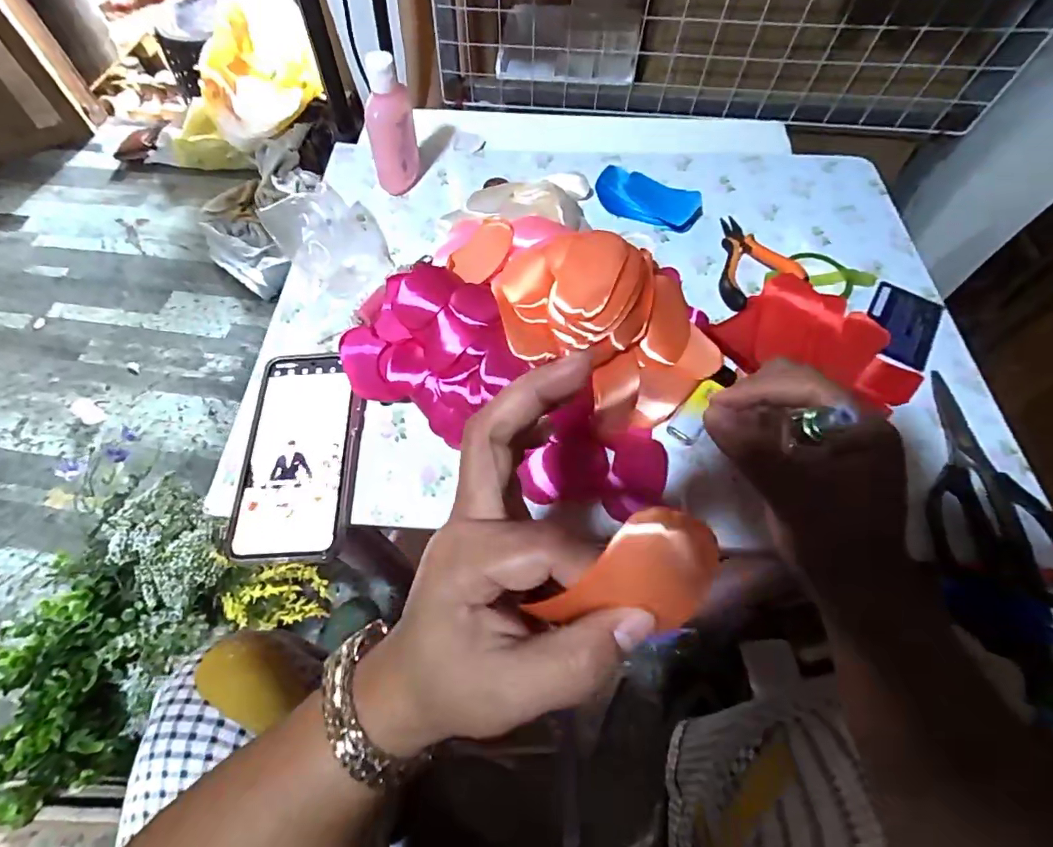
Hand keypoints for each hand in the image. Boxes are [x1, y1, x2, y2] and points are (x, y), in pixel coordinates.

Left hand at [352, 352, 656, 755]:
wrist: (409, 683)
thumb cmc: (458, 685)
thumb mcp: (515, 692)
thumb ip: (579, 660)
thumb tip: (643, 614)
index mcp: (468, 560)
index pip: (543, 545)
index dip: (591, 570)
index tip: (625, 601)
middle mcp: (465, 519)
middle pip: (488, 435)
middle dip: (535, 392)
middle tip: (583, 361)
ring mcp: (472, 508)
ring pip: (493, 432)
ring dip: (535, 395)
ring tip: (579, 369)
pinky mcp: (486, 509)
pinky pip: (505, 451)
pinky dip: (532, 421)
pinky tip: (561, 414)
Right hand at [703, 360, 911, 582]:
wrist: (862, 595)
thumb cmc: (831, 544)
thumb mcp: (789, 495)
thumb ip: (752, 450)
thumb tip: (711, 410)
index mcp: (861, 422)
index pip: (802, 383)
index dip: (754, 390)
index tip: (716, 406)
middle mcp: (860, 420)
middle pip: (800, 385)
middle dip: (757, 394)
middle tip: (721, 414)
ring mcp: (850, 436)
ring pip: (797, 401)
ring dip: (762, 408)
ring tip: (731, 425)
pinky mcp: (838, 452)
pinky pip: (799, 422)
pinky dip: (771, 425)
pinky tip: (751, 440)